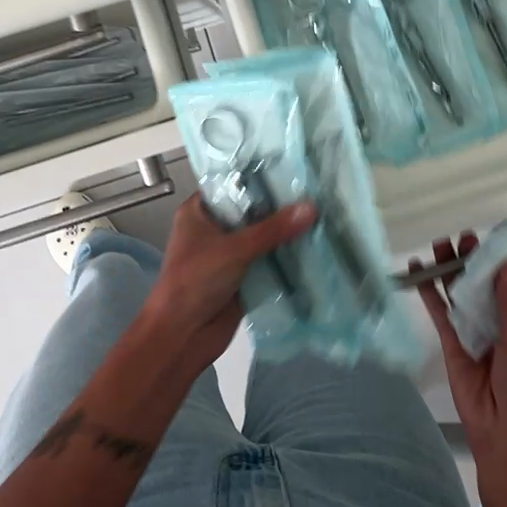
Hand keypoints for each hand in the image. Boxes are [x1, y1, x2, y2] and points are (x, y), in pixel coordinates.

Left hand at [144, 194, 315, 373]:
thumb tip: (312, 207)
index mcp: (200, 212)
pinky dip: (287, 257)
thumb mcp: (235, 248)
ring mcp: (230, 254)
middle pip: (252, 211)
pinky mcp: (244, 276)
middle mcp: (215, 228)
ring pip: (263, 237)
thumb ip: (273, 229)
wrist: (183, 336)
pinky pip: (269, 261)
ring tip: (323, 213)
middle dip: (281, 207)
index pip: (233, 184)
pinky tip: (316, 245)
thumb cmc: (195, 281)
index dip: (261, 177)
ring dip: (287, 233)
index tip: (295, 170)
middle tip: (317, 190)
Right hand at [412, 234, 506, 466]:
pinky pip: (440, 312)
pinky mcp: (451, 342)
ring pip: (459, 293)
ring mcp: (472, 330)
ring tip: (440, 243)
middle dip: (472, 260)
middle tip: (463, 236)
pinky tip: (419, 272)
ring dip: (450, 270)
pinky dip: (429, 293)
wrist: (502, 435)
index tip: (493, 237)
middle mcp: (497, 322)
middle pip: (482, 284)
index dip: (501, 261)